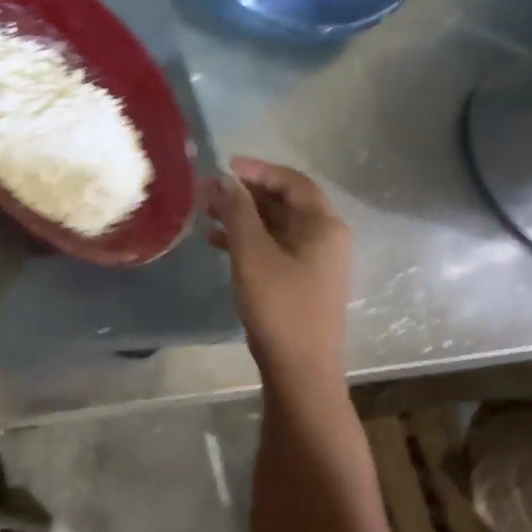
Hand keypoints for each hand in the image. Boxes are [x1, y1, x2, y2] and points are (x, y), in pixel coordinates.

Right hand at [205, 157, 351, 380]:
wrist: (300, 365)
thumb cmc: (279, 305)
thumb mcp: (252, 254)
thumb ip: (237, 212)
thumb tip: (221, 179)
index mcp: (323, 225)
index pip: (292, 182)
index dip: (258, 170)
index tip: (223, 167)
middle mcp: (325, 236)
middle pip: (285, 201)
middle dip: (246, 192)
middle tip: (208, 190)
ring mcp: (315, 259)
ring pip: (276, 224)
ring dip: (243, 215)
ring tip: (206, 213)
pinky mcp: (301, 278)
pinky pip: (273, 245)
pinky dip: (247, 237)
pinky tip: (218, 242)